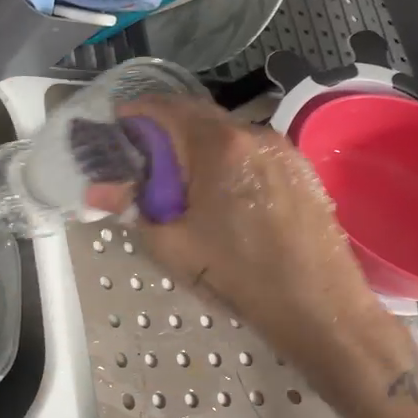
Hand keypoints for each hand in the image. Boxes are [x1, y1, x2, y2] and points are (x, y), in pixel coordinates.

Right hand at [83, 95, 391, 373]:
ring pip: (226, 132)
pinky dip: (226, 159)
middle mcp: (252, 135)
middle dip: (165, 128)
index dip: (135, 113)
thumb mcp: (170, 244)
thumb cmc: (238, 274)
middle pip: (197, 114)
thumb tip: (97, 190)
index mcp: (217, 146)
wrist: (320, 309)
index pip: (165, 108)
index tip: (117, 130)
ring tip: (181, 179)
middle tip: (143, 157)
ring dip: (197, 144)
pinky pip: (250, 150)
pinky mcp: (301, 170)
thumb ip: (132, 206)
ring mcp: (282, 151)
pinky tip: (220, 193)